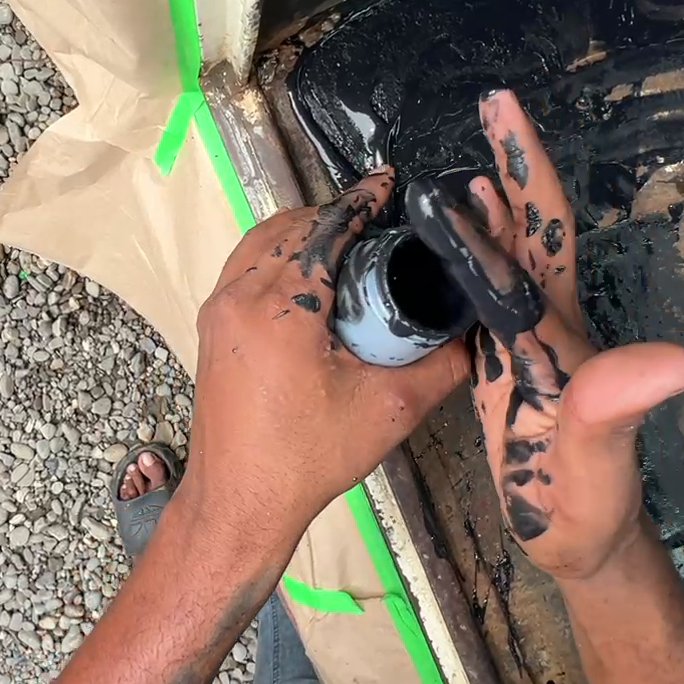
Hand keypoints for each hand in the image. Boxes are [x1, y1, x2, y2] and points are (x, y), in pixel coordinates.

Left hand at [185, 168, 470, 551]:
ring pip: (260, 241)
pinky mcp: (210, 323)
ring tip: (345, 235)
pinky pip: (243, 264)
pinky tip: (306, 268)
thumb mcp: (387, 409)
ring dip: (301, 229)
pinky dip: (275, 251)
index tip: (389, 183)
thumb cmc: (308, 457)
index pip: (324, 231)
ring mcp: (216, 307)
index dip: (360, 202)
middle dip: (333, 213)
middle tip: (377, 218)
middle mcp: (238, 296)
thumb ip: (440, 362)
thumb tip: (473, 327)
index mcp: (279, 308)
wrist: (237, 499)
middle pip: (289, 228)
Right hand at [409, 91, 683, 581]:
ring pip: (504, 254)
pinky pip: (482, 291)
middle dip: (510, 162)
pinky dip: (468, 252)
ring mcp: (523, 338)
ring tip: (460, 165)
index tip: (504, 111)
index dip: (525, 168)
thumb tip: (678, 357)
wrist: (577, 539)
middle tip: (489, 105)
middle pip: (529, 226)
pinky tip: (453, 242)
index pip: (543, 232)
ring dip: (487, 202)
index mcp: (556, 326)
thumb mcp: (595, 467)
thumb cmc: (584, 509)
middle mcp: (543, 319)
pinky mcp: (502, 360)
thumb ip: (615, 412)